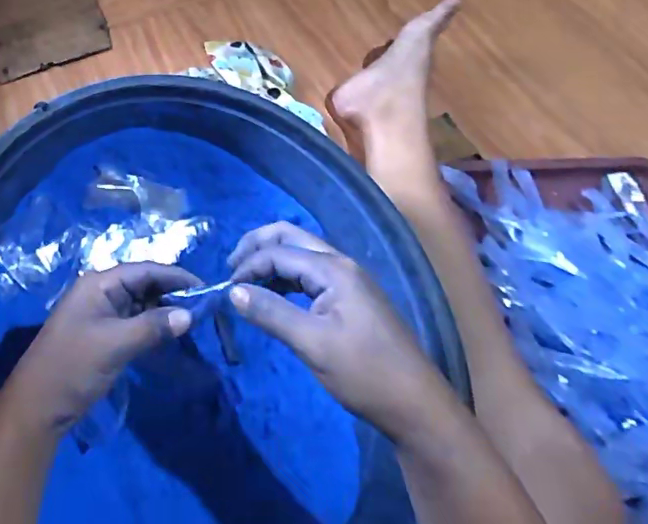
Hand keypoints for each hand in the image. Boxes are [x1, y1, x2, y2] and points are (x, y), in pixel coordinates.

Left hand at [6, 262, 200, 429]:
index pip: (143, 270)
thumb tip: (189, 314)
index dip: (174, 275)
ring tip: (194, 319)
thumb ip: (152, 326)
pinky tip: (172, 334)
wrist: (40, 402)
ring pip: (140, 303)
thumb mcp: (116, 344)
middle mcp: (100, 292)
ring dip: (164, 309)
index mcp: (98, 284)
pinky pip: (134, 321)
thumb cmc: (75, 364)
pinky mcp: (104, 334)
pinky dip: (153, 325)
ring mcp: (101, 313)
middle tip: (205, 306)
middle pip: (142, 283)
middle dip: (172, 291)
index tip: (205, 287)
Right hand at [227, 223, 453, 436]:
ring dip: (271, 260)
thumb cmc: (366, 374)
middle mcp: (341, 264)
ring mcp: (349, 279)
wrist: (420, 409)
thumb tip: (232, 291)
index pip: (278, 252)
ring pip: (300, 253)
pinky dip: (286, 276)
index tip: (227, 290)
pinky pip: (310, 272)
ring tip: (247, 282)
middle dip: (256, 247)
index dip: (248, 266)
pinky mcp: (352, 297)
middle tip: (231, 267)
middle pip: (289, 237)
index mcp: (333, 269)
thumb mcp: (312, 344)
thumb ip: (271, 313)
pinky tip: (275, 294)